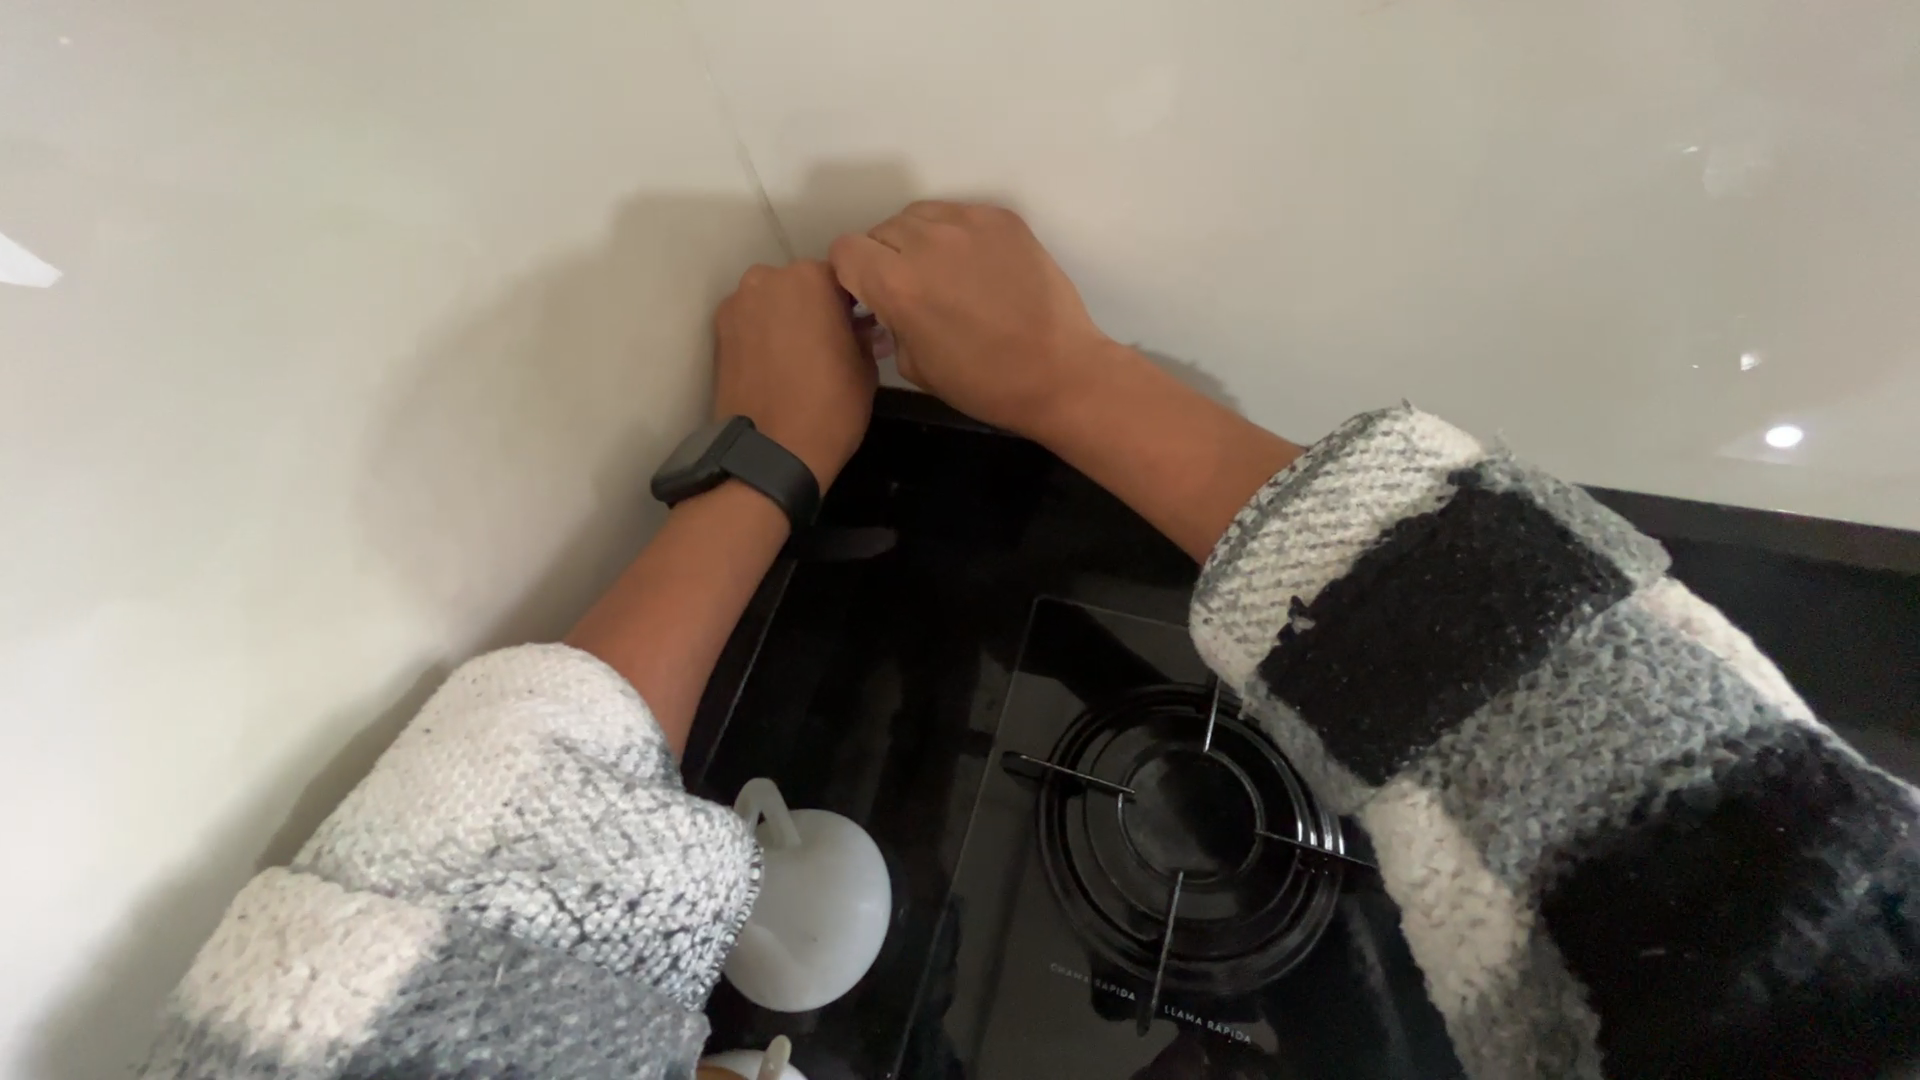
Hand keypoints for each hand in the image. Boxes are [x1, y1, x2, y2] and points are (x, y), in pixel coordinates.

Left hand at [713, 258, 876, 489]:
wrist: (771, 453)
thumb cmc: (830, 409)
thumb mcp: (865, 371)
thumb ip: (865, 337)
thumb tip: (864, 330)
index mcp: (811, 278)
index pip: (842, 276)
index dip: (855, 303)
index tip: (861, 327)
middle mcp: (767, 279)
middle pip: (801, 286)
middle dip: (817, 308)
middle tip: (832, 345)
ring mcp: (737, 305)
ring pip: (772, 304)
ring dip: (787, 321)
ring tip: (801, 361)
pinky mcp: (718, 334)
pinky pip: (751, 326)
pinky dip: (764, 339)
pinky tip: (778, 369)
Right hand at [828, 201, 1124, 437]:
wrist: (1059, 372)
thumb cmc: (984, 383)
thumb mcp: (916, 367)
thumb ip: (891, 324)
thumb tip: (890, 308)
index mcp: (897, 283)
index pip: (846, 250)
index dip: (853, 275)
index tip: (870, 294)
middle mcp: (927, 242)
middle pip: (881, 230)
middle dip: (885, 258)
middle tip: (913, 291)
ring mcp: (968, 224)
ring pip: (920, 216)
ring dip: (920, 242)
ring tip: (945, 277)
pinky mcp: (1003, 219)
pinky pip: (960, 216)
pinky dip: (958, 238)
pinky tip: (978, 270)